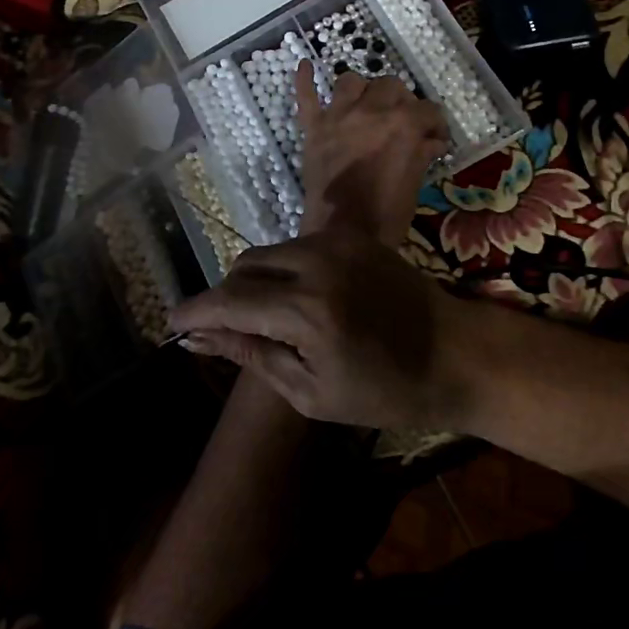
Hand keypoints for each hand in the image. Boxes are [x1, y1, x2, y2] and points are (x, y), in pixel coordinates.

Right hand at [171, 232, 478, 430]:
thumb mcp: (310, 391)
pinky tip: (295, 299)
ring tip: (265, 319)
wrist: (458, 355)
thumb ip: (250, 355)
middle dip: (225, 298)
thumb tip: (198, 339)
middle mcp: (315, 264)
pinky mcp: (350, 236)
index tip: (171, 324)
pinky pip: (293, 247)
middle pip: (242, 268)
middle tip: (228, 332)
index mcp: (307, 312)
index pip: (228, 302)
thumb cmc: (387, 391)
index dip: (194, 312)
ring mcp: (334, 243)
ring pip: (265, 253)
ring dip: (251, 282)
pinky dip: (280, 270)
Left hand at [294, 60, 447, 245]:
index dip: (435, 123)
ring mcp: (337, 117)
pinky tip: (305, 64)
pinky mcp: (313, 129)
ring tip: (367, 105)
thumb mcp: (413, 184)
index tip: (435, 138)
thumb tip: (432, 141)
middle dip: (401, 101)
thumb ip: (421, 155)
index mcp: (402, 124)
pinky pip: (305, 96)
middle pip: (390, 86)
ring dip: (363, 90)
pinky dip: (304, 80)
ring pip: (350, 82)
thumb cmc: (385, 216)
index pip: (427, 109)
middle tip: (403, 123)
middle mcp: (370, 111)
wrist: (341, 235)